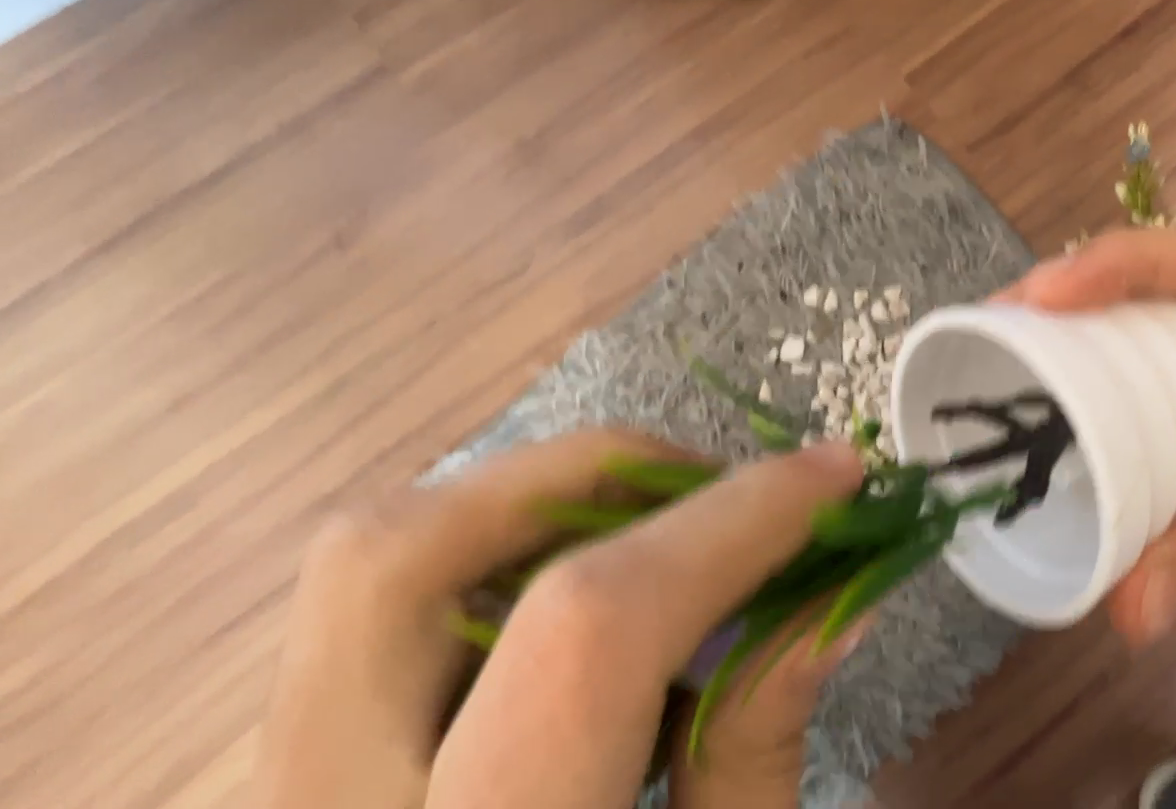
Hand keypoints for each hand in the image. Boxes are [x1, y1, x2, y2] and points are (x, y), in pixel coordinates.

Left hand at [253, 431, 868, 808]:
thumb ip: (758, 753)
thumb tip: (832, 599)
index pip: (589, 631)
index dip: (734, 520)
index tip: (836, 472)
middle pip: (399, 557)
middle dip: (591, 476)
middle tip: (714, 485)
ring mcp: (268, 806)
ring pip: (369, 570)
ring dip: (536, 509)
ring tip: (657, 536)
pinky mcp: (282, 793)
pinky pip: (376, 623)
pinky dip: (498, 568)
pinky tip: (582, 616)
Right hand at [1003, 227, 1175, 687]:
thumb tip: (1116, 603)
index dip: (1129, 262)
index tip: (1045, 292)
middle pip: (1173, 305)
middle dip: (1085, 307)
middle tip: (1001, 337)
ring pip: (1166, 367)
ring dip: (1093, 367)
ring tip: (1015, 386)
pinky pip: (1172, 433)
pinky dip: (1119, 438)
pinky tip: (1075, 464)